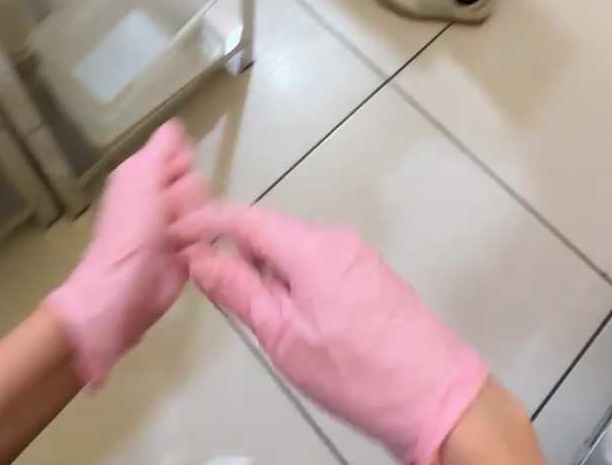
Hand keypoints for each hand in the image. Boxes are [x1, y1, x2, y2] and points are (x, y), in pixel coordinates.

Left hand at [43, 122, 208, 386]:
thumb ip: (161, 148)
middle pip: (197, 180)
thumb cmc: (130, 232)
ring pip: (207, 208)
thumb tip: (175, 124)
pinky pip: (209, 237)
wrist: (123, 294)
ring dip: (195, 223)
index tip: (173, 178)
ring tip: (177, 240)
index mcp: (143, 174)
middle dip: (189, 197)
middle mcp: (159, 196)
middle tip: (170, 215)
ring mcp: (174, 225)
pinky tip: (188, 254)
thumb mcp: (142, 178)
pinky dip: (201, 244)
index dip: (181, 165)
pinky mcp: (186, 252)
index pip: (180, 153)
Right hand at [177, 204, 488, 464]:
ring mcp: (354, 251)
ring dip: (266, 268)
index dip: (206, 221)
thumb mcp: (283, 337)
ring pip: (292, 247)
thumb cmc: (353, 370)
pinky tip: (295, 315)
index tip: (175, 233)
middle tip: (216, 288)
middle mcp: (332, 236)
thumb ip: (238, 291)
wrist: (436, 394)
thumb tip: (198, 257)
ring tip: (261, 313)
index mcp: (309, 245)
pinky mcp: (367, 270)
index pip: (244, 217)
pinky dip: (293, 276)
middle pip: (269, 230)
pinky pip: (316, 259)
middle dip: (238, 251)